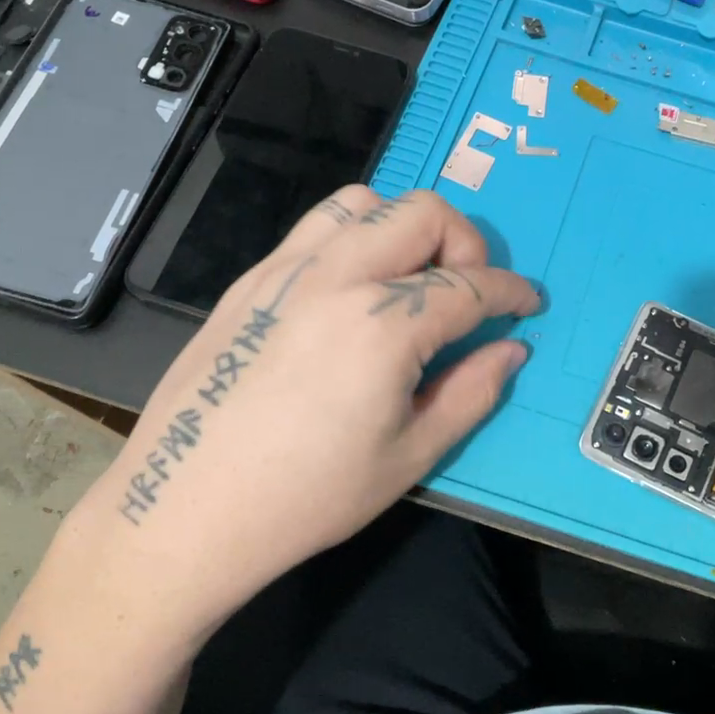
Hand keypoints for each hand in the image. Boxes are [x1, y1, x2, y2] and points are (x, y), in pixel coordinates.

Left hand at [60, 188, 539, 633]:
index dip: (511, 292)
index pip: (469, 284)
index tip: (528, 304)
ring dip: (404, 229)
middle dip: (465, 243)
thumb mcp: (410, 456)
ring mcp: (285, 271)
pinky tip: (351, 293)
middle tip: (466, 293)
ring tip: (408, 281)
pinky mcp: (250, 281)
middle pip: (424, 213)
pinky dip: (354, 239)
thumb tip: (511, 350)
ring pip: (365, 203)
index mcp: (383, 324)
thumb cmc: (308, 497)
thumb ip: (472, 392)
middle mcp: (336, 277)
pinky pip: (315, 228)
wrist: (186, 510)